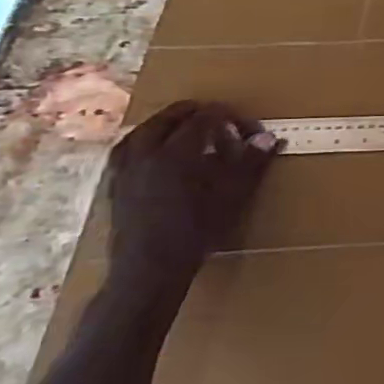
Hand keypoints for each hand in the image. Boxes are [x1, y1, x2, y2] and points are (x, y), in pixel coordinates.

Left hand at [107, 102, 280, 288]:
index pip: (206, 118)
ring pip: (143, 131)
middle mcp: (146, 153)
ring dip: (168, 124)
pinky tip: (157, 154)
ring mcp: (125, 169)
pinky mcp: (115, 186)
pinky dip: (145, 143)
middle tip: (221, 121)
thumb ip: (251, 163)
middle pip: (170, 117)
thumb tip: (268, 137)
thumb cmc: (197, 231)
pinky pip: (127, 151)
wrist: (150, 269)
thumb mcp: (233, 196)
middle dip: (198, 113)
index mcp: (177, 152)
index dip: (232, 117)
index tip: (249, 129)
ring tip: (186, 130)